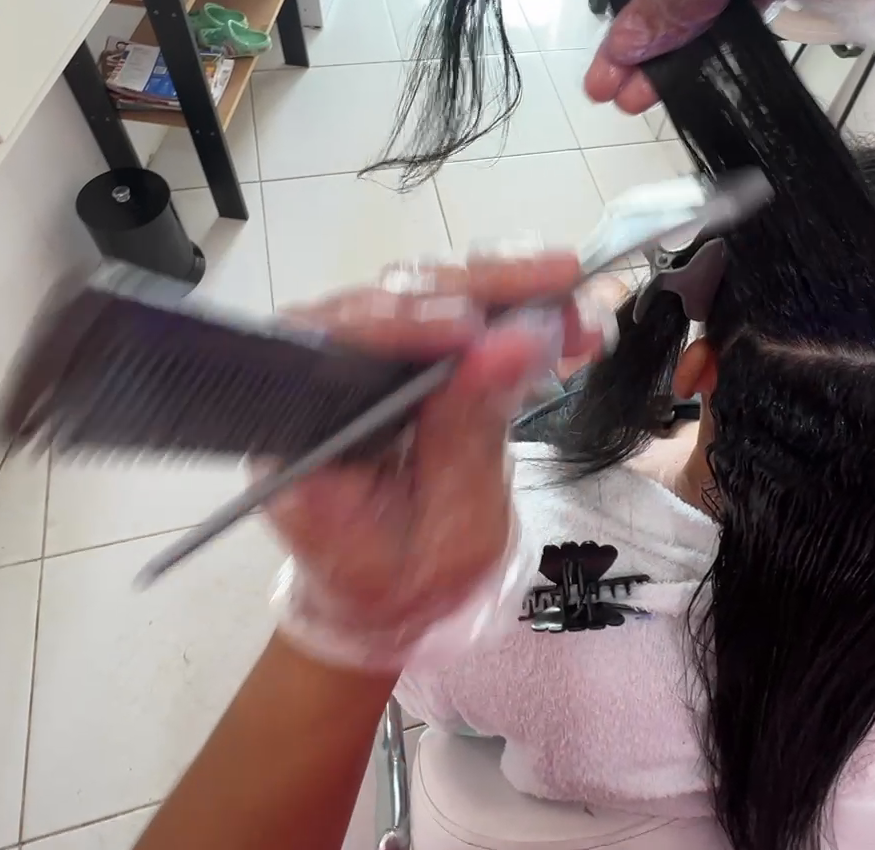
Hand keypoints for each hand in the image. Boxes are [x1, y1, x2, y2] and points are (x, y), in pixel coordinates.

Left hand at [263, 253, 604, 668]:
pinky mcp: (403, 356)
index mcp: (302, 429)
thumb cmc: (402, 580)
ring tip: (571, 299)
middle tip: (559, 281)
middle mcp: (320, 377)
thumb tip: (520, 338)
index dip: (400, 321)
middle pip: (388, 298)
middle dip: (479, 288)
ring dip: (503, 290)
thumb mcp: (449, 528)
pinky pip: (453, 315)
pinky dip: (510, 312)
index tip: (470, 324)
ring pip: (425, 292)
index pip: (334, 345)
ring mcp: (363, 359)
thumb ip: (471, 432)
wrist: (389, 595)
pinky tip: (562, 321)